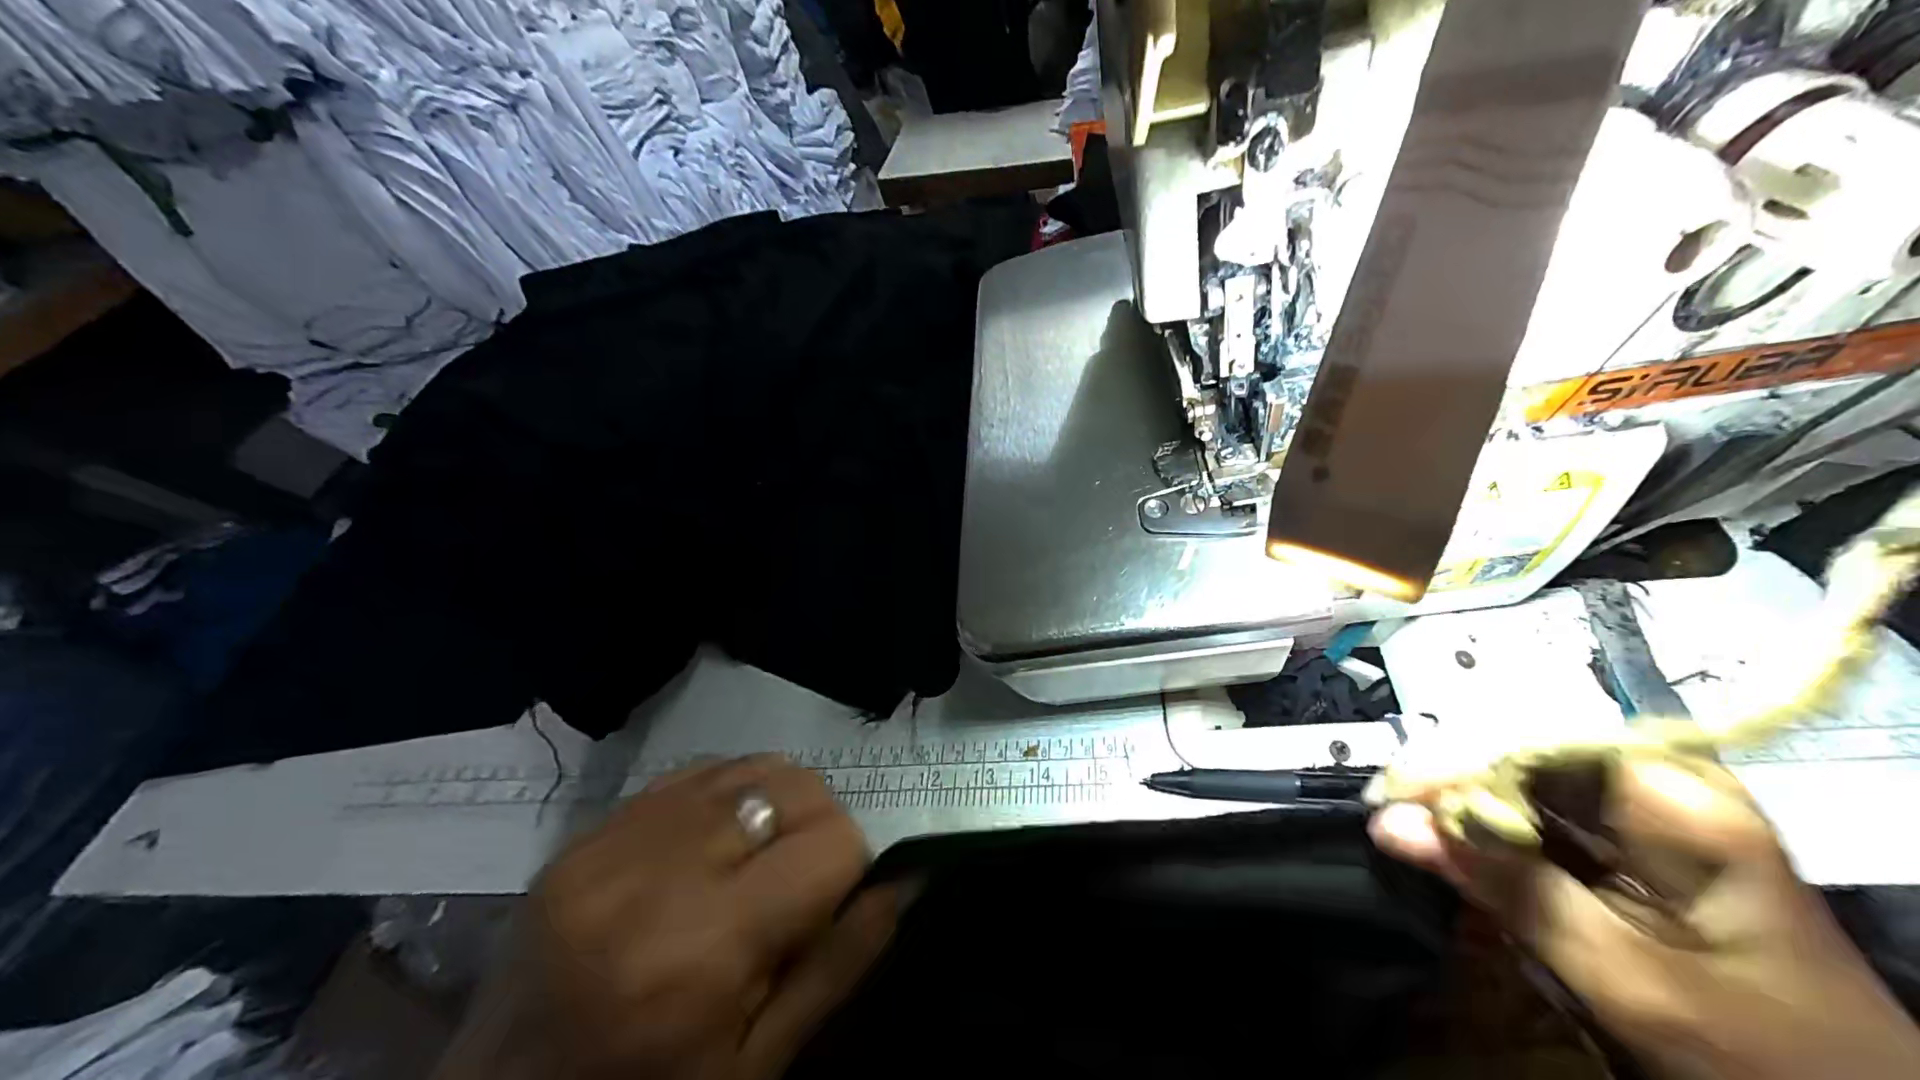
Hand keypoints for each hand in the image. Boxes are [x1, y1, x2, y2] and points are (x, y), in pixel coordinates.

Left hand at [436, 755, 900, 1079]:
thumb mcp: (760, 1064)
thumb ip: (841, 963)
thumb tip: (905, 882)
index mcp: (702, 949)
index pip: (831, 841)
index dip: (849, 871)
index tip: (826, 909)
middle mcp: (655, 875)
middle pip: (793, 785)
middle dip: (817, 827)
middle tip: (794, 885)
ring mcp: (610, 841)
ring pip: (747, 766)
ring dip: (773, 805)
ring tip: (753, 863)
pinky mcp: (584, 831)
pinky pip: (690, 775)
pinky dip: (723, 799)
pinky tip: (711, 847)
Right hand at [1371, 759, 1919, 1079]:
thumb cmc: (1761, 1052)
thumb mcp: (1622, 976)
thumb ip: (1502, 886)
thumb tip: (1390, 823)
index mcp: (1680, 801)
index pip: (1532, 742)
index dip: (1452, 762)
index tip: (1388, 797)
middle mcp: (1666, 783)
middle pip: (1526, 750)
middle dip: (1453, 783)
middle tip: (1391, 815)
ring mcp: (1654, 806)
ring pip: (1528, 777)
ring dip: (1468, 804)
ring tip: (1412, 826)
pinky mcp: (1638, 834)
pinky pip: (1545, 808)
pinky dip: (1498, 827)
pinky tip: (1461, 842)